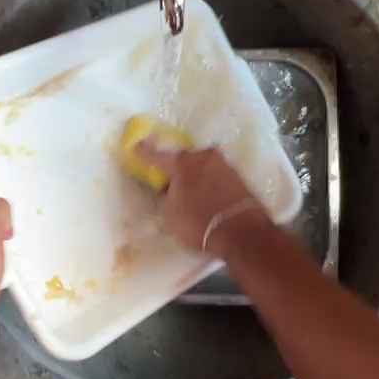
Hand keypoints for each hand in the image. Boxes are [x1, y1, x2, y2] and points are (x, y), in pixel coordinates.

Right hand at [132, 140, 265, 255]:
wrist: (242, 231)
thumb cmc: (198, 221)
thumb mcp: (170, 213)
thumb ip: (167, 196)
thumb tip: (170, 189)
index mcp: (182, 162)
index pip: (157, 155)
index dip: (145, 153)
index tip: (136, 146)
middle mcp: (204, 156)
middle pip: (185, 160)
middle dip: (178, 168)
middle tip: (173, 183)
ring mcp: (225, 164)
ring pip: (204, 167)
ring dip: (197, 176)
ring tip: (194, 194)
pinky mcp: (240, 177)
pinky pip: (218, 177)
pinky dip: (211, 184)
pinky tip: (209, 197)